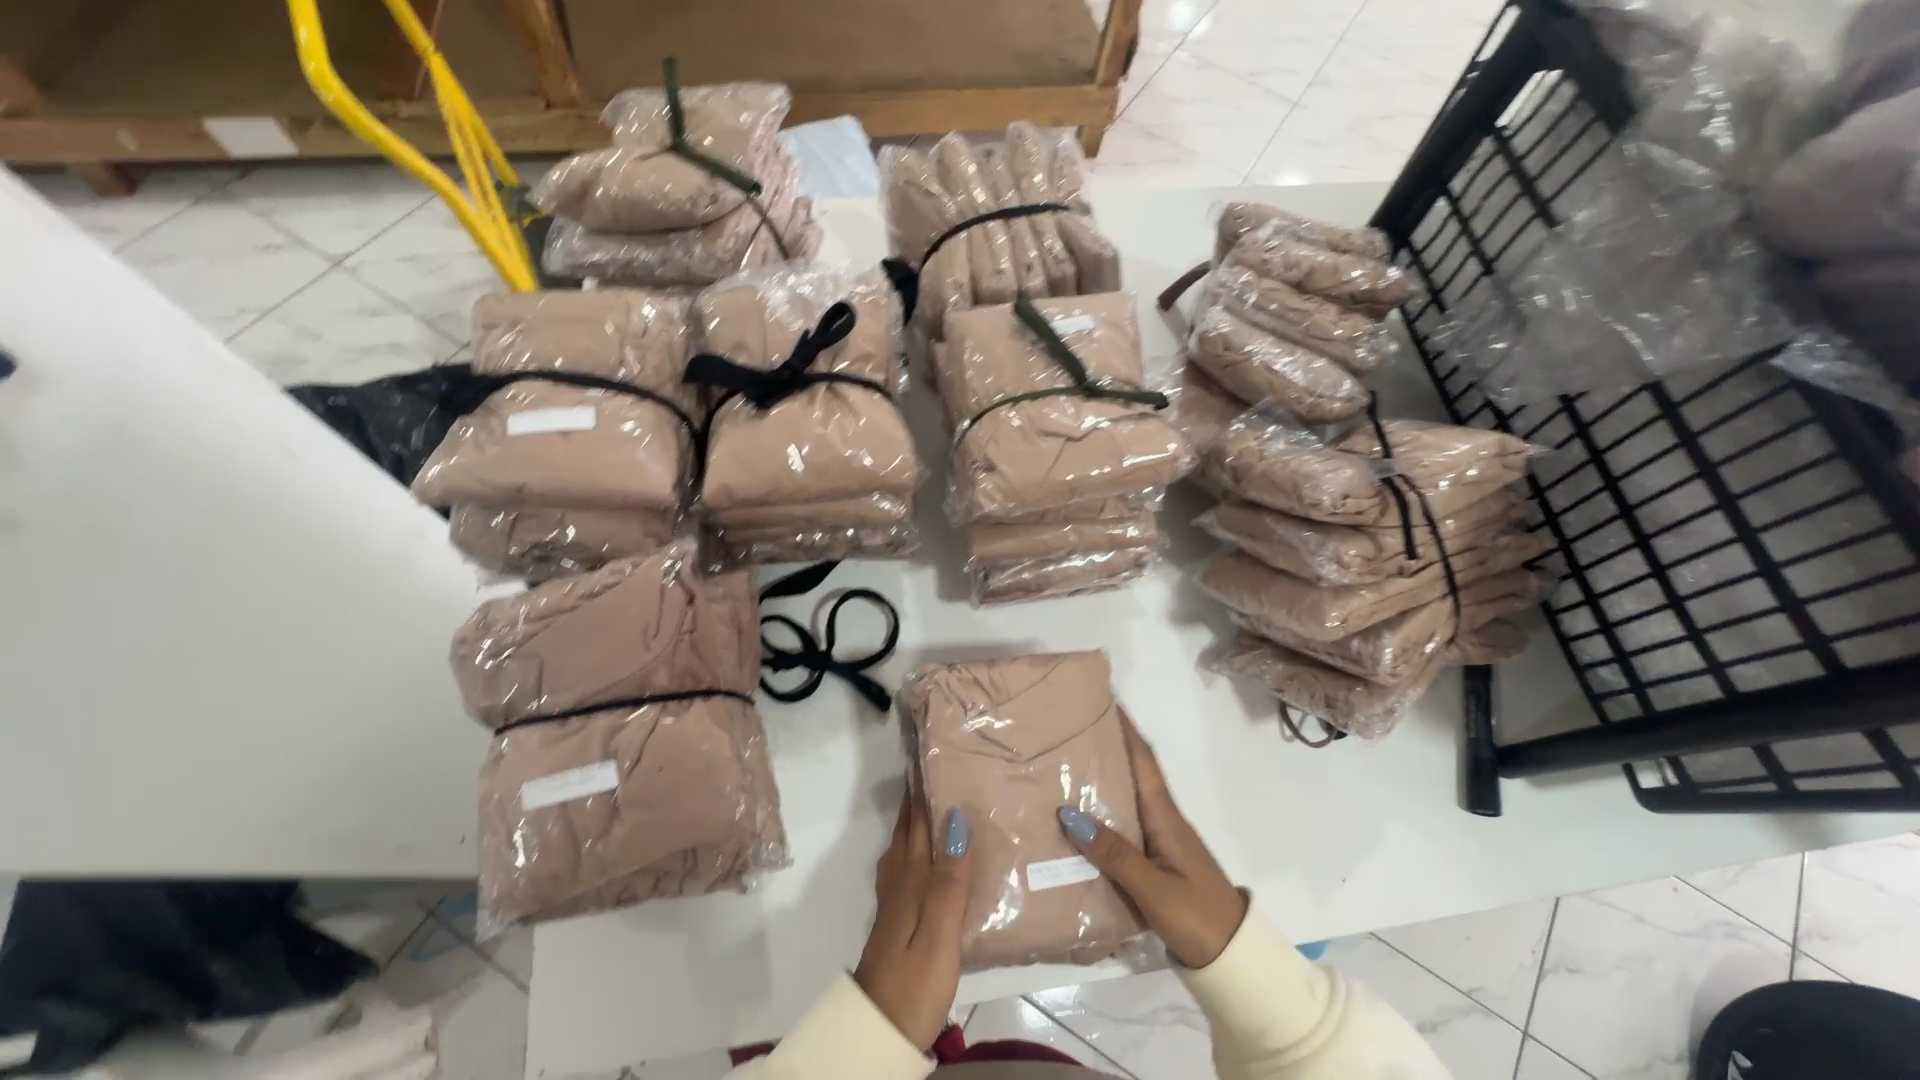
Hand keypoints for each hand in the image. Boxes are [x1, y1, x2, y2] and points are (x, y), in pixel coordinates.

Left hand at [853, 779, 974, 1051]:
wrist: (881, 1029)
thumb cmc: (915, 980)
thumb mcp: (939, 931)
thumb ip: (949, 878)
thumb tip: (955, 817)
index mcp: (911, 878)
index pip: (918, 822)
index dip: (923, 789)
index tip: (931, 752)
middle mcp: (900, 881)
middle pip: (909, 830)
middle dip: (919, 797)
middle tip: (938, 764)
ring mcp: (897, 902)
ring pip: (907, 847)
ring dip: (919, 820)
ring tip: (938, 798)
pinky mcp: (901, 920)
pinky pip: (910, 867)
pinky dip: (920, 848)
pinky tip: (931, 854)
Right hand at [1058, 716, 1248, 968]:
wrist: (1232, 956)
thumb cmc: (1196, 916)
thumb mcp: (1154, 889)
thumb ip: (1114, 854)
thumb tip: (1068, 815)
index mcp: (1165, 818)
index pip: (1144, 762)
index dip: (1126, 729)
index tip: (1105, 699)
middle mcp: (1163, 820)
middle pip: (1134, 773)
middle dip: (1108, 746)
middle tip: (1070, 729)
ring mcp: (1161, 841)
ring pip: (1128, 798)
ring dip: (1104, 777)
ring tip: (1065, 765)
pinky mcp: (1156, 861)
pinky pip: (1125, 824)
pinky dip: (1104, 812)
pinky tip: (1080, 821)